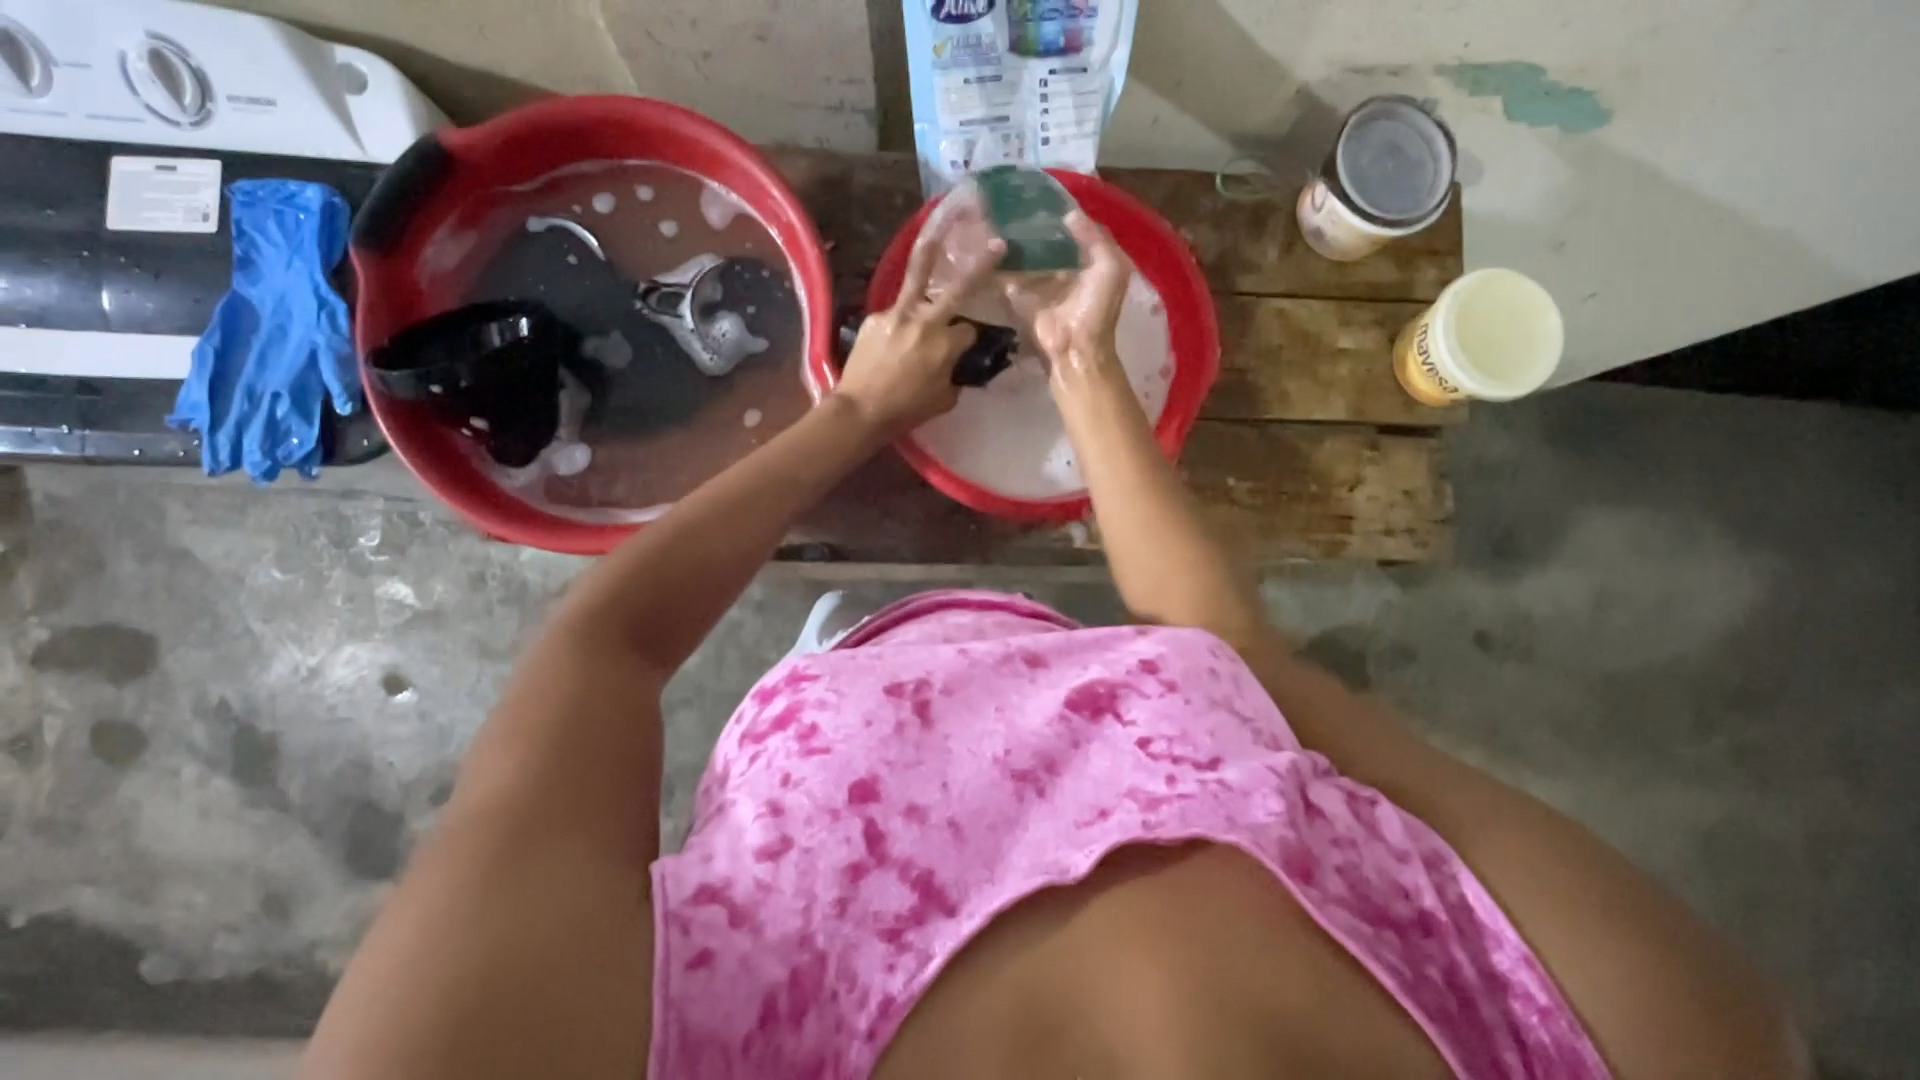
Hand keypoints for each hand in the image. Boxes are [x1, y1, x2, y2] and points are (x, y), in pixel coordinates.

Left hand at [833, 226, 1004, 435]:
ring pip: (916, 277)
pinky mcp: (874, 318)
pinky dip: (898, 320)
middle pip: (957, 288)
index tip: (965, 347)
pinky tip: (892, 338)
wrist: (860, 411)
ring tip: (936, 233)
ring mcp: (896, 315)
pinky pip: (893, 313)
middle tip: (995, 245)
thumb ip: (953, 375)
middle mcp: (924, 321)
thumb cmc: (906, 411)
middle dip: (979, 267)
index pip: (970, 330)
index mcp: (945, 344)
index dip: (971, 339)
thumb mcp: (943, 400)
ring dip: (929, 252)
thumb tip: (954, 365)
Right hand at [1009, 211, 1134, 402]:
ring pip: (1029, 258)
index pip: (1078, 231)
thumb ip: (1095, 238)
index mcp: (1092, 261)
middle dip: (1036, 227)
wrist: (1074, 347)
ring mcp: (1044, 285)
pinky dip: (1001, 268)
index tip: (1045, 196)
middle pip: (1050, 243)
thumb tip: (1070, 214)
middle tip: (1016, 204)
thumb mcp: (1109, 267)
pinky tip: (987, 248)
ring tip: (998, 220)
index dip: (1065, 214)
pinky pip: (1011, 279)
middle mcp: (1068, 270)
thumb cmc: (1097, 307)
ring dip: (1017, 245)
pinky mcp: (1024, 299)